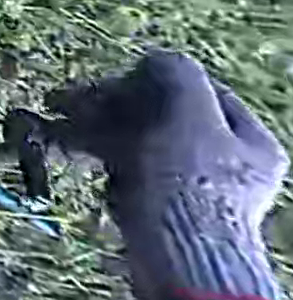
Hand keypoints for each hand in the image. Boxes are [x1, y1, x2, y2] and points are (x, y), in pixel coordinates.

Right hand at [52, 51, 287, 299]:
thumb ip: (180, 79)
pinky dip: (83, 140)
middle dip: (105, 97)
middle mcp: (218, 150)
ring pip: (124, 125)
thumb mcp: (192, 120)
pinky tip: (56, 137)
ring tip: (53, 112)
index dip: (149, 77)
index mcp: (245, 137)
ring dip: (84, 114)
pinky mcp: (145, 182)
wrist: (174, 244)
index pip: (195, 87)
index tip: (114, 81)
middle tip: (67, 96)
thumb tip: (160, 56)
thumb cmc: (189, 178)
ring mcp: (180, 168)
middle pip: (152, 105)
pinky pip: (112, 150)